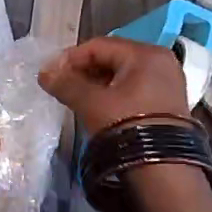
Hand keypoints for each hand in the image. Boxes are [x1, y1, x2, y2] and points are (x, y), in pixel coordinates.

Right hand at [37, 37, 192, 135]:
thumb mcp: (91, 102)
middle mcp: (161, 60)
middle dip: (84, 70)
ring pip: (123, 74)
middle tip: (62, 85)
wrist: (162, 165)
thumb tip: (44, 73)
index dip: (70, 58)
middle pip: (112, 57)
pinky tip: (99, 106)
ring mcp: (168, 81)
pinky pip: (134, 87)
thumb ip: (65, 84)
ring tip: (77, 97)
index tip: (51, 74)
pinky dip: (113, 92)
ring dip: (97, 82)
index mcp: (145, 53)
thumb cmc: (125, 123)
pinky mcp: (168, 101)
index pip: (99, 45)